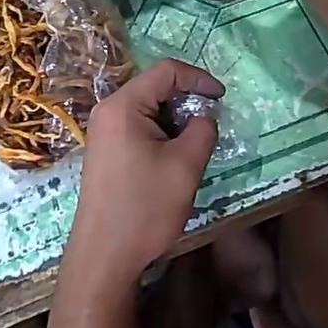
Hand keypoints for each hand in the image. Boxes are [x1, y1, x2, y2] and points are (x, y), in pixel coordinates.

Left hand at [63, 59, 224, 305]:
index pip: (166, 71)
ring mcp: (104, 133)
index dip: (199, 78)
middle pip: (156, 88)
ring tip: (195, 148)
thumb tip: (204, 117)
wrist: (104, 256)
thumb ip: (203, 130)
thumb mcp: (186, 165)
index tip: (222, 99)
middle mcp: (108, 111)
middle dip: (188, 102)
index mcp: (123, 106)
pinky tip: (175, 160)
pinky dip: (162, 135)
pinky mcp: (106, 152)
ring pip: (149, 110)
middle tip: (211, 126)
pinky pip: (139, 128)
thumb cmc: (145, 207)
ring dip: (177, 121)